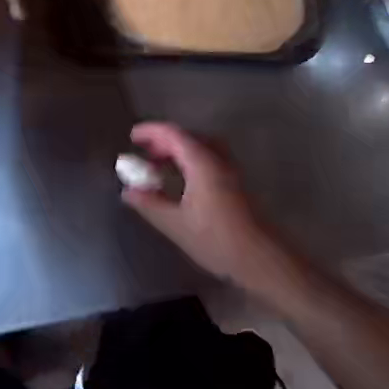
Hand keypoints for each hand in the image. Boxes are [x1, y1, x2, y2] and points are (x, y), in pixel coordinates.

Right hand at [120, 122, 290, 289]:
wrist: (260, 257)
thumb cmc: (216, 239)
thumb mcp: (175, 224)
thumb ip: (150, 204)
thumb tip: (128, 192)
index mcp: (202, 162)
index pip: (173, 134)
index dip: (151, 131)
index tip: (132, 136)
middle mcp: (218, 158)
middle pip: (188, 137)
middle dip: (163, 140)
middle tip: (143, 152)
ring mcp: (230, 169)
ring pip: (201, 146)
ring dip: (179, 150)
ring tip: (160, 165)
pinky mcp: (236, 182)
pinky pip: (209, 158)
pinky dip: (191, 160)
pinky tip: (182, 180)